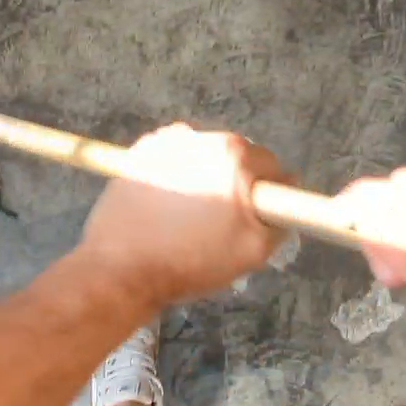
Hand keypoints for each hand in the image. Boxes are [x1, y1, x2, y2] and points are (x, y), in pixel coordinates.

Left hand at [78, 125, 286, 307]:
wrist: (120, 269)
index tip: (256, 222)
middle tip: (222, 226)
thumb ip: (281, 219)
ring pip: (203, 159)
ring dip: (205, 180)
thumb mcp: (254, 250)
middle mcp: (200, 136)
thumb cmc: (191, 261)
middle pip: (236, 159)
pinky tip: (167, 210)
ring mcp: (163, 142)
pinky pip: (172, 162)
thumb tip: (284, 200)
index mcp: (233, 154)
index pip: (272, 169)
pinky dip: (176, 178)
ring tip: (190, 220)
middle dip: (236, 186)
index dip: (270, 198)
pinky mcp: (137, 154)